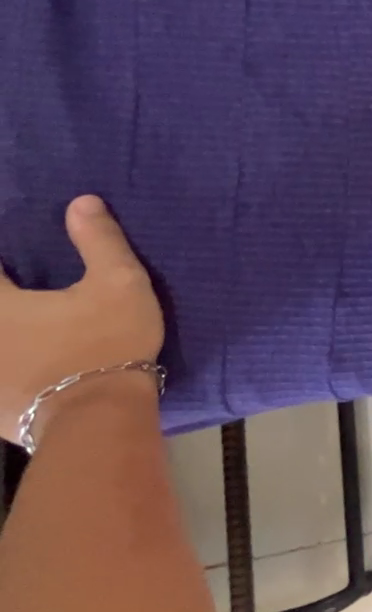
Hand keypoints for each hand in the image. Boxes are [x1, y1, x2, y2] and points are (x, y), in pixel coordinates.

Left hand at [1, 197, 164, 444]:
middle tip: (20, 287)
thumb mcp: (120, 284)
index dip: (0, 259)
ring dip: (9, 327)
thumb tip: (81, 201)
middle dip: (4, 291)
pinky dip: (6, 363)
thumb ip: (99, 243)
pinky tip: (18, 363)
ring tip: (26, 326)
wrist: (94, 410)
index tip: (9, 252)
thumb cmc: (106, 339)